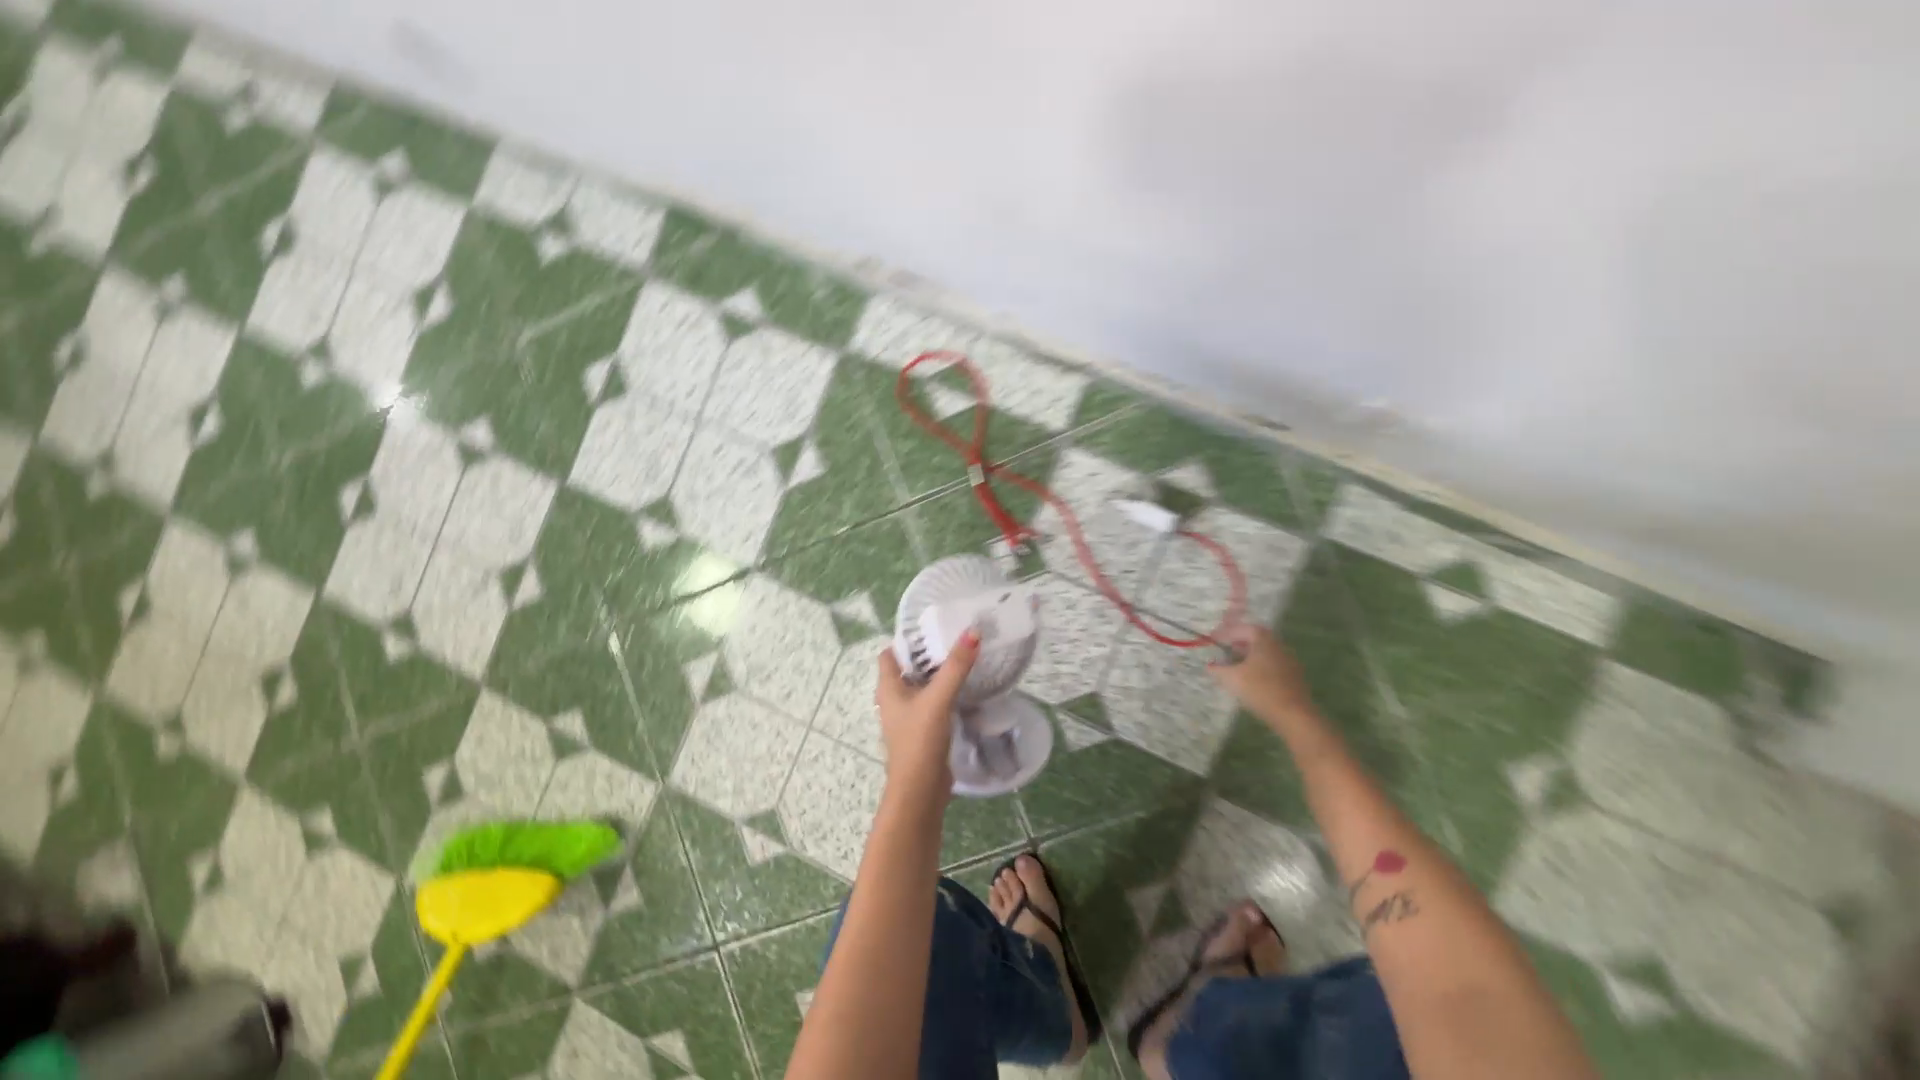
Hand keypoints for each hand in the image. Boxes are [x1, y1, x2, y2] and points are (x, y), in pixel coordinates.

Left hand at [875, 631, 979, 796]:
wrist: (920, 790)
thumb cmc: (919, 741)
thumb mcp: (938, 699)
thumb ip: (956, 667)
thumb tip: (973, 632)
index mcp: (888, 688)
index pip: (890, 653)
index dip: (908, 639)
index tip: (933, 626)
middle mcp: (895, 700)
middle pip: (910, 668)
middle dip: (930, 654)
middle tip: (957, 638)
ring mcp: (909, 717)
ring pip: (924, 687)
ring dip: (940, 675)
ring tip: (966, 659)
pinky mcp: (924, 731)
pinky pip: (935, 704)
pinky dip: (947, 694)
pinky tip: (968, 690)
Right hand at [1207, 623, 1314, 724]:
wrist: (1294, 714)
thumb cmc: (1260, 690)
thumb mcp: (1232, 678)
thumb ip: (1218, 669)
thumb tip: (1210, 665)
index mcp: (1264, 640)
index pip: (1244, 628)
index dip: (1227, 632)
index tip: (1214, 638)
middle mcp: (1279, 646)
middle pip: (1257, 638)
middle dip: (1238, 642)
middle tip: (1224, 648)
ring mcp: (1289, 661)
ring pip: (1265, 652)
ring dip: (1249, 655)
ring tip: (1234, 665)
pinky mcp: (1294, 677)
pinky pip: (1272, 665)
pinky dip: (1259, 666)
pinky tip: (1251, 679)